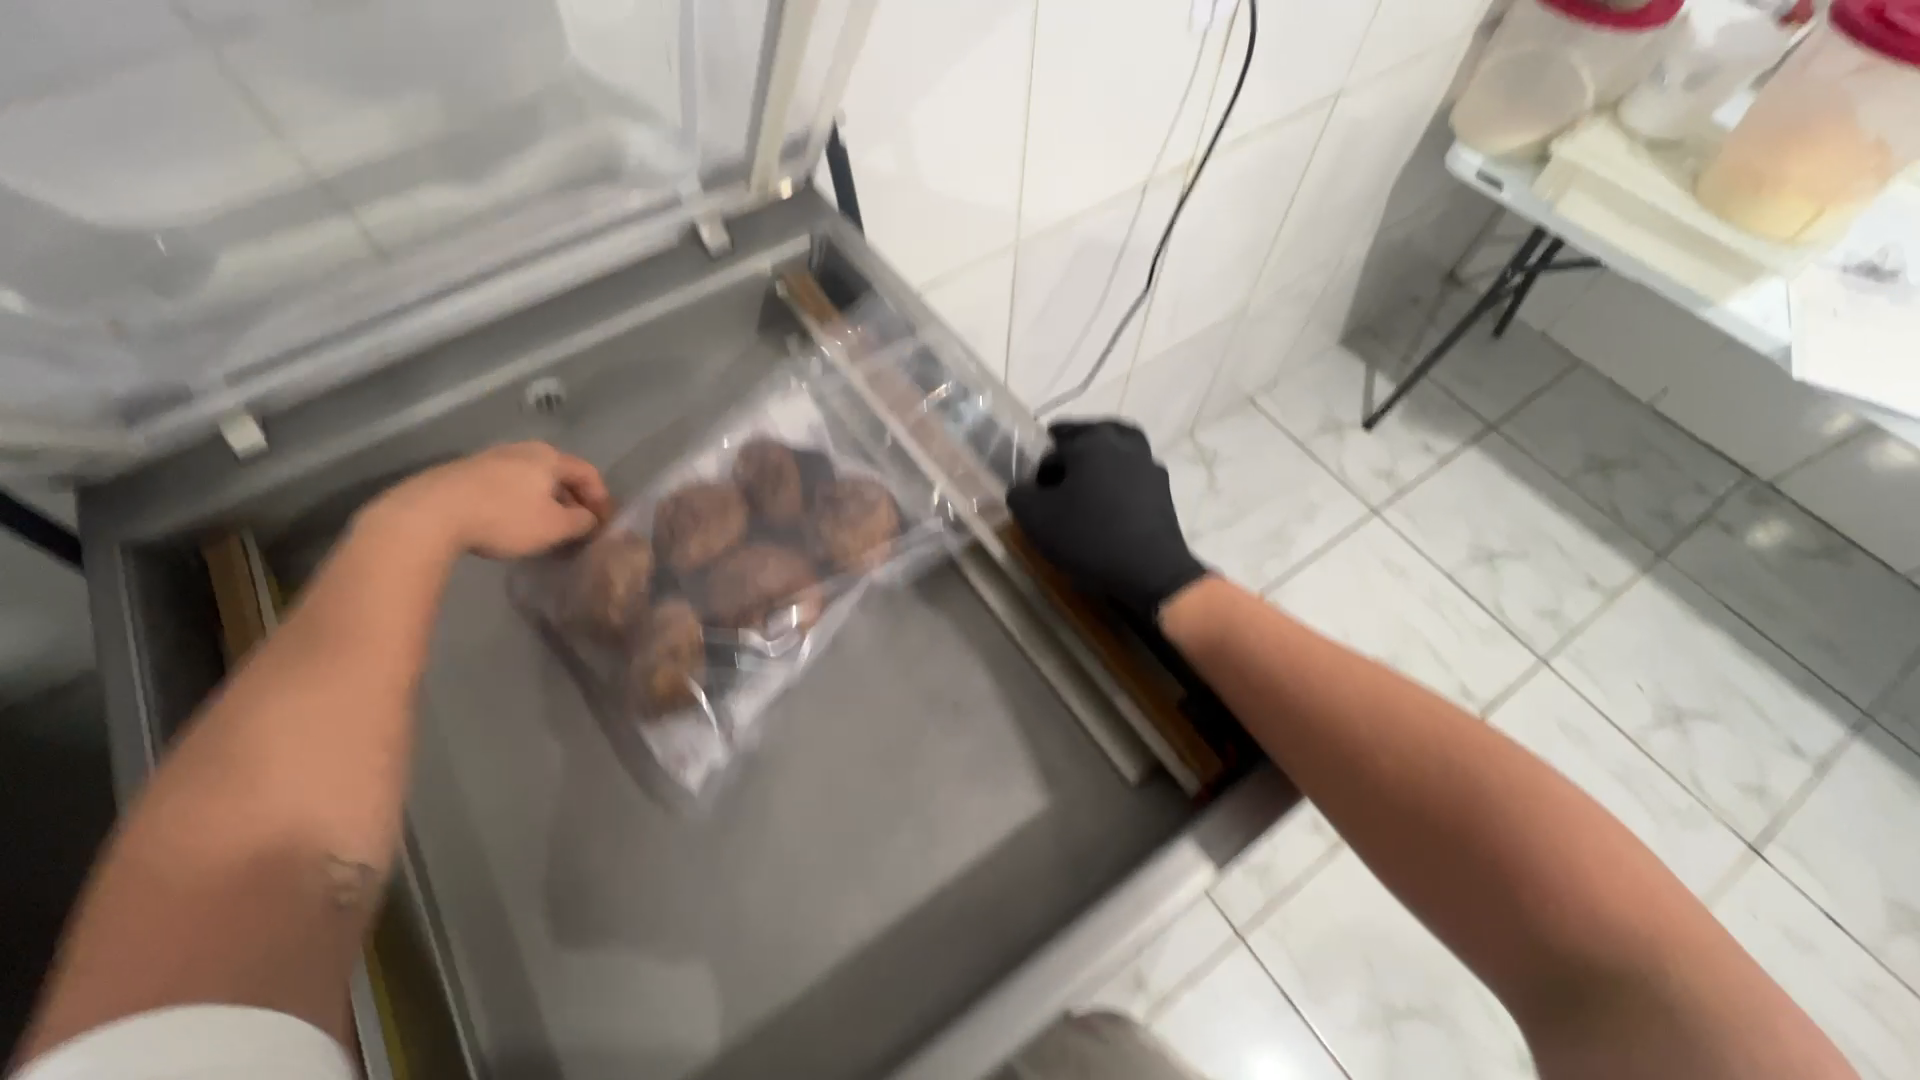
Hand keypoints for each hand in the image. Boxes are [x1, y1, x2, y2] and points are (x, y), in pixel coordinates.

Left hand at [364, 442, 612, 559]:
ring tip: (544, 530)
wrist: (429, 514)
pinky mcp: (463, 474)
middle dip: (572, 501)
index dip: (601, 499)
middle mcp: (521, 450)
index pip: (588, 473)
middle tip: (577, 528)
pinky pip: (504, 487)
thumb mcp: (554, 527)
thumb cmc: (504, 517)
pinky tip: (511, 524)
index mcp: (548, 457)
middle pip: (558, 474)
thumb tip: (589, 519)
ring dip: (544, 503)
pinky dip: (518, 504)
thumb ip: (581, 522)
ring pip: (530, 481)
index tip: (603, 525)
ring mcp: (489, 459)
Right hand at [1007, 421, 1207, 617]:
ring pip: (1118, 450)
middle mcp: (1122, 444)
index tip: (1035, 493)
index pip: (1053, 449)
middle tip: (1058, 472)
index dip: (1039, 471)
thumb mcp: (1035, 518)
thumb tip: (1024, 489)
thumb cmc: (1088, 537)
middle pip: (1091, 436)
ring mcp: (1148, 465)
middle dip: (1072, 449)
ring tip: (1085, 483)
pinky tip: (1109, 503)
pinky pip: (1133, 474)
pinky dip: (1119, 480)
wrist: (1150, 571)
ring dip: (1100, 460)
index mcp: (1090, 442)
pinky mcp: (1163, 490)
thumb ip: (1020, 495)